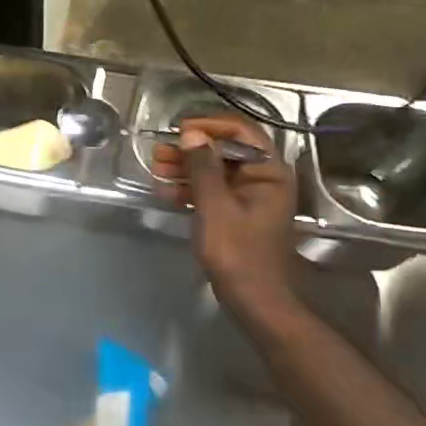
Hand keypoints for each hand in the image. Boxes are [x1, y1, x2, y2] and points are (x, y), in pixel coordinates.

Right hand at [149, 114, 297, 312]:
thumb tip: (191, 133)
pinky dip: (193, 190)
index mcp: (269, 171)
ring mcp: (252, 198)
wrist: (255, 299)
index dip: (210, 125)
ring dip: (188, 169)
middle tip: (160, 152)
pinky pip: (215, 193)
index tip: (180, 129)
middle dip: (192, 150)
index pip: (241, 132)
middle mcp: (265, 179)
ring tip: (157, 169)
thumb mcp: (215, 206)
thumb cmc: (238, 252)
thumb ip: (203, 167)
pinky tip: (167, 192)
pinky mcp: (240, 216)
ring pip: (218, 172)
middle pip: (227, 151)